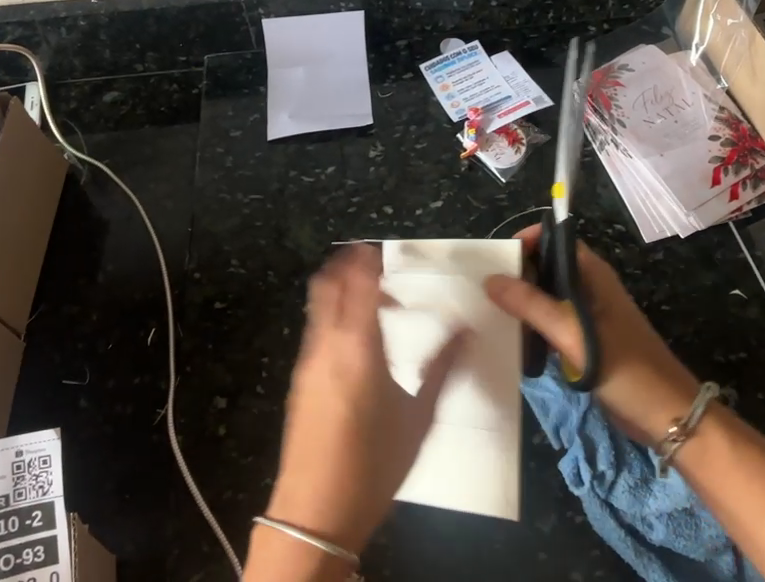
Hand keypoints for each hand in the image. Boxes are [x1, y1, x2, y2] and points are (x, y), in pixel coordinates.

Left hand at [262, 243, 467, 554]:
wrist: (314, 511)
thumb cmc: (374, 463)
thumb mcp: (418, 417)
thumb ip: (442, 367)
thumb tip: (466, 331)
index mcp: (358, 345)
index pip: (358, 281)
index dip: (368, 259)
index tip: (385, 253)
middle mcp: (326, 343)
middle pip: (327, 282)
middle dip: (347, 264)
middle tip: (376, 265)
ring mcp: (306, 361)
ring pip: (317, 304)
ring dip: (338, 289)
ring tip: (371, 301)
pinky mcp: (298, 380)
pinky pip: (314, 329)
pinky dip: (331, 316)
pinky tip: (356, 340)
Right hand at [484, 225, 702, 444]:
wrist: (668, 416)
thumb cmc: (626, 369)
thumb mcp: (574, 335)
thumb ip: (532, 305)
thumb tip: (491, 280)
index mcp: (593, 275)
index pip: (556, 239)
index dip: (527, 241)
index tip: (497, 258)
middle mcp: (590, 288)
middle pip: (548, 267)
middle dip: (519, 273)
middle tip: (485, 289)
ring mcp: (589, 316)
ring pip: (548, 296)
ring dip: (524, 302)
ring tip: (492, 313)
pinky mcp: (587, 341)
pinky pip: (553, 323)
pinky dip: (534, 326)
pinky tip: (516, 340)